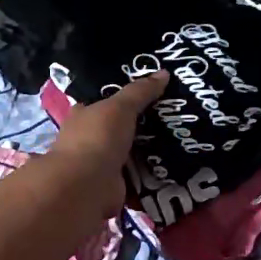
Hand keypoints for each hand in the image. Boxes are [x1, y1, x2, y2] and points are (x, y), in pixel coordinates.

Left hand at [45, 72, 170, 219]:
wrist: (87, 184)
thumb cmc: (97, 137)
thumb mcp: (120, 107)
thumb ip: (140, 91)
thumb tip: (163, 73)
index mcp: (83, 117)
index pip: (101, 104)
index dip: (119, 99)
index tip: (146, 95)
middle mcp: (87, 141)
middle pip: (116, 130)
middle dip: (137, 127)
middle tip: (171, 118)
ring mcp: (98, 165)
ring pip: (127, 154)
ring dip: (146, 152)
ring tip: (178, 141)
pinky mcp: (111, 186)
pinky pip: (134, 177)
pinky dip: (148, 174)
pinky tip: (170, 167)